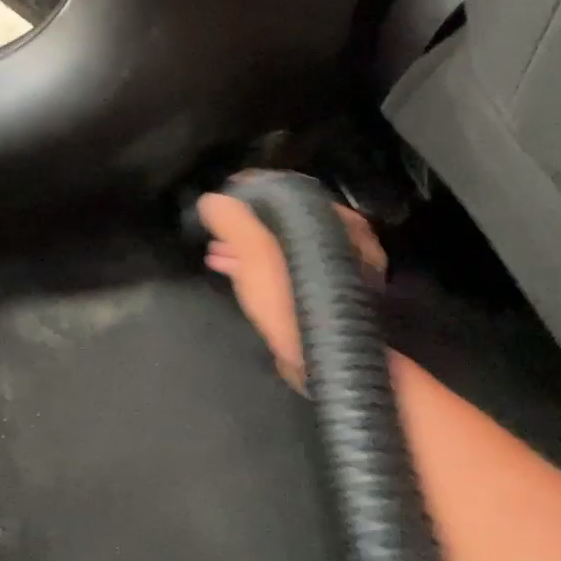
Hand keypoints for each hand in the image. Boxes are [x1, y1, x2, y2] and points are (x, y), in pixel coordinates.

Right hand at [197, 188, 385, 389]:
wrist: (327, 368)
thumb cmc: (294, 303)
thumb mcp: (255, 254)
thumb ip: (233, 222)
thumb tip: (212, 200)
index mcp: (339, 222)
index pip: (290, 193)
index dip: (252, 195)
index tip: (222, 201)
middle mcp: (348, 243)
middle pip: (286, 223)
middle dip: (247, 227)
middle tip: (216, 231)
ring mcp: (340, 274)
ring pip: (285, 250)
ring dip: (250, 250)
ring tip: (217, 255)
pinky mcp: (328, 301)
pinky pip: (289, 273)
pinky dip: (263, 270)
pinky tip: (235, 274)